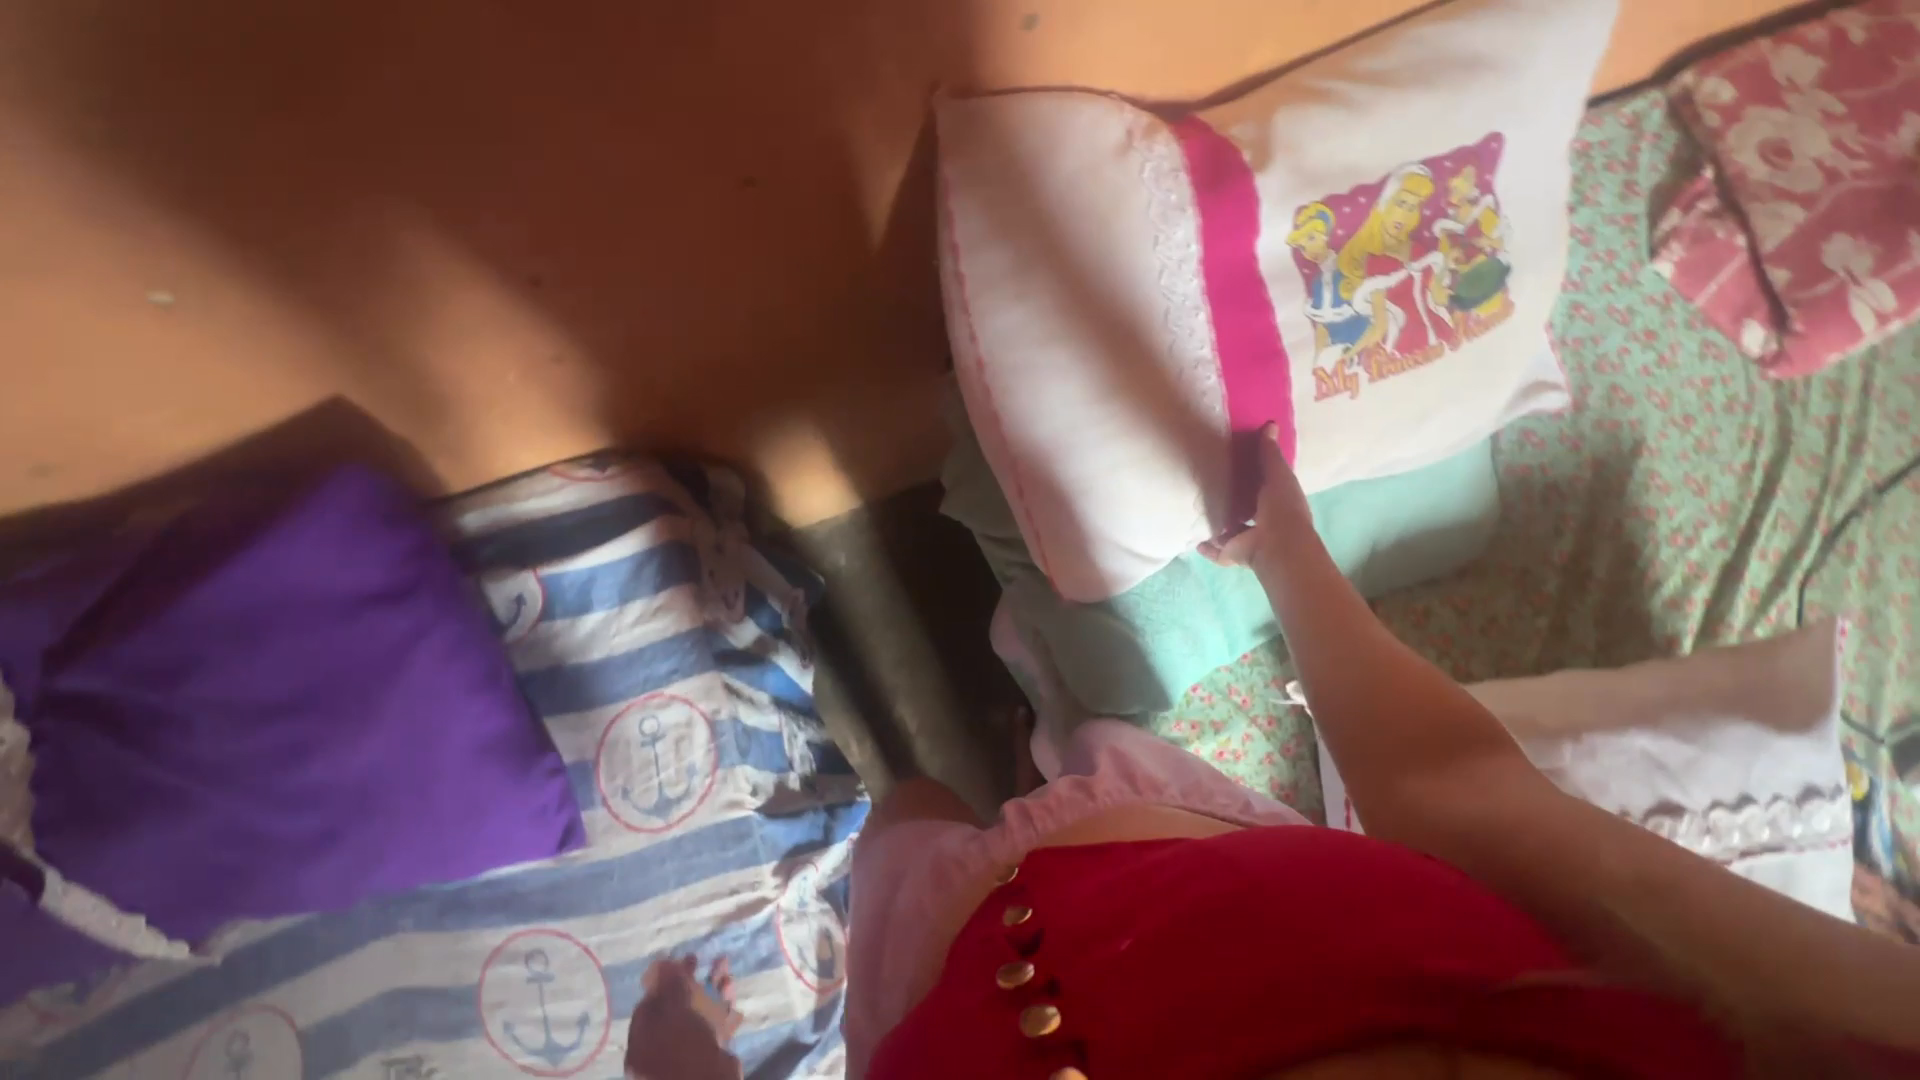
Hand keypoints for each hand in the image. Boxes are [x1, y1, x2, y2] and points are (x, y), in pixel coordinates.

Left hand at [625, 955, 743, 1079]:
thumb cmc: (683, 1044)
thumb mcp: (674, 1008)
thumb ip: (669, 983)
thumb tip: (661, 960)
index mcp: (643, 1036)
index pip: (651, 1000)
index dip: (668, 977)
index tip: (685, 959)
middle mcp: (659, 1046)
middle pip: (678, 1005)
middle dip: (696, 980)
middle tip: (709, 961)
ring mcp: (684, 1052)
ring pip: (699, 1014)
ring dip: (714, 992)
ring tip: (728, 975)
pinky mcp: (706, 1057)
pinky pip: (714, 1030)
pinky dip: (724, 1014)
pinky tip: (735, 1005)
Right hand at [1198, 422, 1311, 569]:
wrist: (1276, 545)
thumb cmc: (1282, 507)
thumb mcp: (1277, 474)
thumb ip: (1269, 453)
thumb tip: (1271, 424)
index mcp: (1278, 502)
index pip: (1264, 488)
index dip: (1254, 478)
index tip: (1236, 466)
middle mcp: (1264, 522)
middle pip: (1246, 510)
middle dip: (1234, 503)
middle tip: (1212, 488)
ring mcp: (1248, 539)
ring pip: (1231, 531)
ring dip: (1220, 525)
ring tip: (1200, 511)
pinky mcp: (1232, 553)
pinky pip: (1217, 550)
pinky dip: (1207, 546)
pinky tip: (1195, 540)